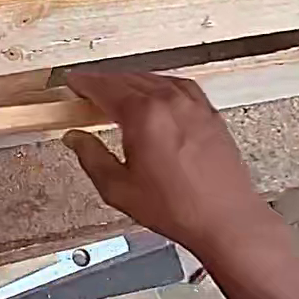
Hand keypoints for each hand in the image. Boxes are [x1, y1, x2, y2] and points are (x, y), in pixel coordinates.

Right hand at [62, 71, 280, 261]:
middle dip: (105, 82)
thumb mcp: (118, 188)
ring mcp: (193, 104)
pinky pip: (179, 86)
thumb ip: (91, 157)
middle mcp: (170, 101)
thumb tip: (75, 138)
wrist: (224, 219)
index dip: (85, 83)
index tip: (74, 81)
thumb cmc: (177, 207)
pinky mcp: (209, 113)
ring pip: (154, 79)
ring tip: (117, 93)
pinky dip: (159, 85)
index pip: (105, 87)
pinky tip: (155, 95)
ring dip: (131, 81)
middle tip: (88, 90)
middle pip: (128, 79)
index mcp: (144, 115)